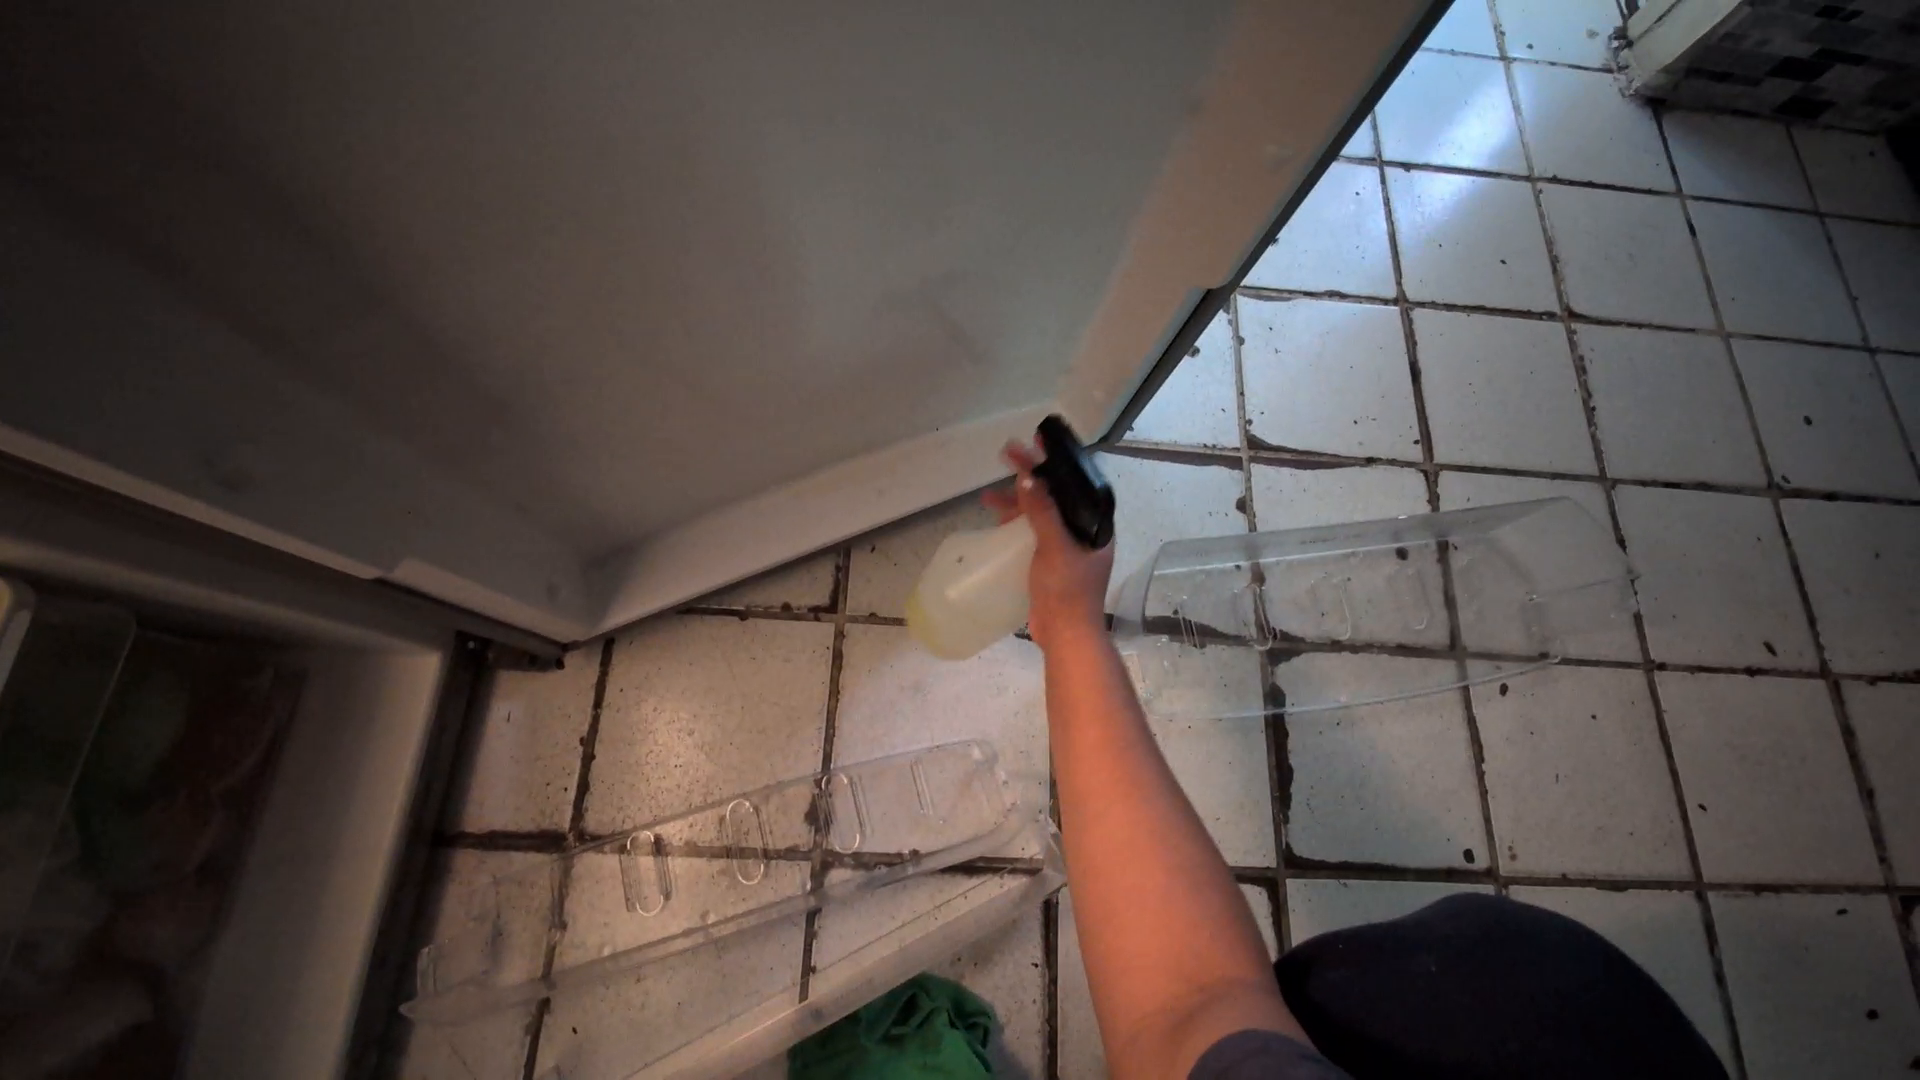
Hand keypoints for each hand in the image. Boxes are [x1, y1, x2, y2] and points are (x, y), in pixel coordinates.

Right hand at [981, 439, 1114, 652]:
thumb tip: (1028, 478)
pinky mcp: (1050, 562)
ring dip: (1017, 501)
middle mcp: (1084, 531)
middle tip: (1005, 454)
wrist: (1066, 636)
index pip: (1077, 481)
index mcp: (1096, 525)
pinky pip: (1032, 532)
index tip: (1036, 440)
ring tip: (987, 496)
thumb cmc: (1068, 591)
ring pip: (1041, 513)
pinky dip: (1015, 523)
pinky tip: (996, 520)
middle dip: (1031, 475)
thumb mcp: (1055, 547)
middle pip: (1056, 494)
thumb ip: (1043, 512)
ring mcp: (1067, 547)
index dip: (1057, 459)